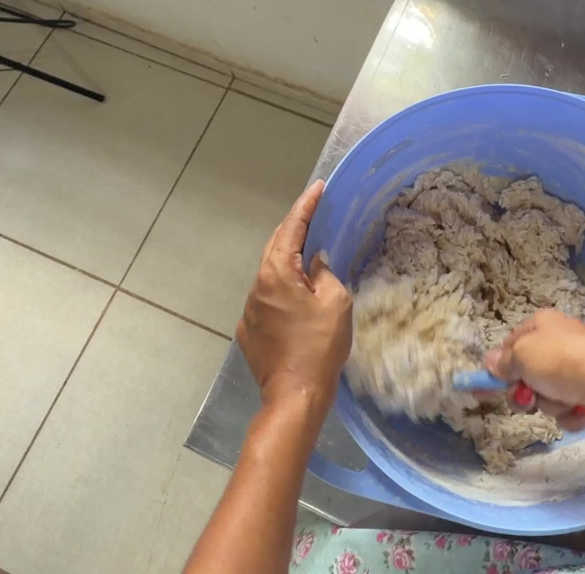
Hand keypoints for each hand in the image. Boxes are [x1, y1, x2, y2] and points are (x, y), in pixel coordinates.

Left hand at [238, 180, 352, 411]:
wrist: (294, 396)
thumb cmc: (320, 347)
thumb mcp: (336, 303)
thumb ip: (325, 273)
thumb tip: (315, 264)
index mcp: (277, 273)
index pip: (292, 228)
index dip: (306, 205)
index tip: (318, 188)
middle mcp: (257, 285)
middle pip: (275, 246)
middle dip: (294, 227)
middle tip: (314, 213)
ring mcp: (249, 309)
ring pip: (270, 273)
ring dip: (288, 260)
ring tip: (310, 253)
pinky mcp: (249, 330)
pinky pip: (266, 298)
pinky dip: (281, 288)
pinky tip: (297, 297)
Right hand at [486, 309, 584, 430]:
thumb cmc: (564, 361)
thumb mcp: (524, 355)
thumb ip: (504, 362)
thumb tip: (490, 363)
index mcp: (541, 326)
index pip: (509, 346)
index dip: (497, 368)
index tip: (483, 389)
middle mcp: (557, 346)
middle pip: (525, 375)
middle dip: (524, 392)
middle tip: (527, 397)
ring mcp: (574, 373)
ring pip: (545, 397)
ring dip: (550, 404)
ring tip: (563, 400)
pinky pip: (567, 411)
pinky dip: (570, 415)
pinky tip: (580, 410)